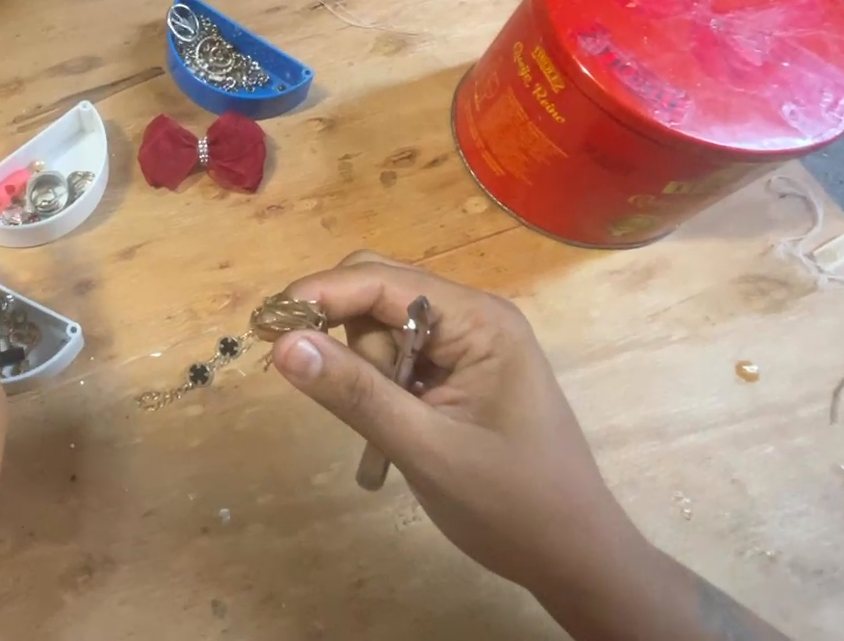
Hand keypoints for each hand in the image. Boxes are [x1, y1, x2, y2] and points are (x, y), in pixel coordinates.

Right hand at [270, 252, 787, 640]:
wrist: (576, 562)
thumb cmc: (512, 506)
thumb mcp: (426, 450)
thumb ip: (353, 393)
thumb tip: (282, 344)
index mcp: (478, 319)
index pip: (380, 281)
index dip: (319, 295)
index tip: (267, 326)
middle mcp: (470, 314)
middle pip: (375, 289)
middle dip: (338, 328)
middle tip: (307, 371)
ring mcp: (463, 340)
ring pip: (376, 322)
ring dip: (359, 365)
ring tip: (384, 426)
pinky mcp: (453, 367)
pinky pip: (391, 351)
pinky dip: (371, 380)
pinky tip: (386, 422)